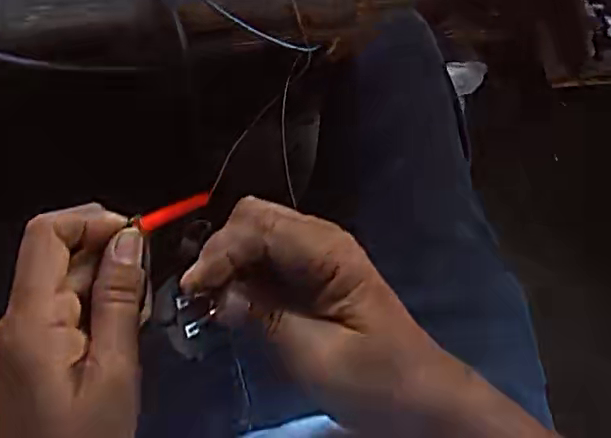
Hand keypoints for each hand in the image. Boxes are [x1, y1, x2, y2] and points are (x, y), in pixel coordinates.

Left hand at [0, 205, 145, 437]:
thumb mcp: (114, 371)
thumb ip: (120, 297)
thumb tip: (130, 236)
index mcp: (29, 322)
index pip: (46, 232)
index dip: (92, 220)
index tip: (134, 237)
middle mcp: (16, 322)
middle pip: (59, 251)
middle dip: (109, 253)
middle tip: (142, 288)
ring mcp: (20, 339)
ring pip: (66, 276)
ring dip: (108, 281)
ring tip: (133, 319)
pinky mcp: (31, 354)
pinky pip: (65, 305)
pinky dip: (98, 304)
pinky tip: (120, 333)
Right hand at [180, 197, 552, 436]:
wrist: (418, 394)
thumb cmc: (375, 378)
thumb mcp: (319, 358)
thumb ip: (268, 320)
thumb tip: (220, 293)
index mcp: (328, 250)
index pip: (262, 225)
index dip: (222, 250)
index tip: (192, 289)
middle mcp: (321, 238)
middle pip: (257, 216)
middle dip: (221, 248)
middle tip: (196, 294)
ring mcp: (317, 252)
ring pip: (259, 230)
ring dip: (228, 257)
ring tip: (205, 298)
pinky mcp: (311, 273)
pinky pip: (268, 255)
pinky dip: (242, 269)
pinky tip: (228, 297)